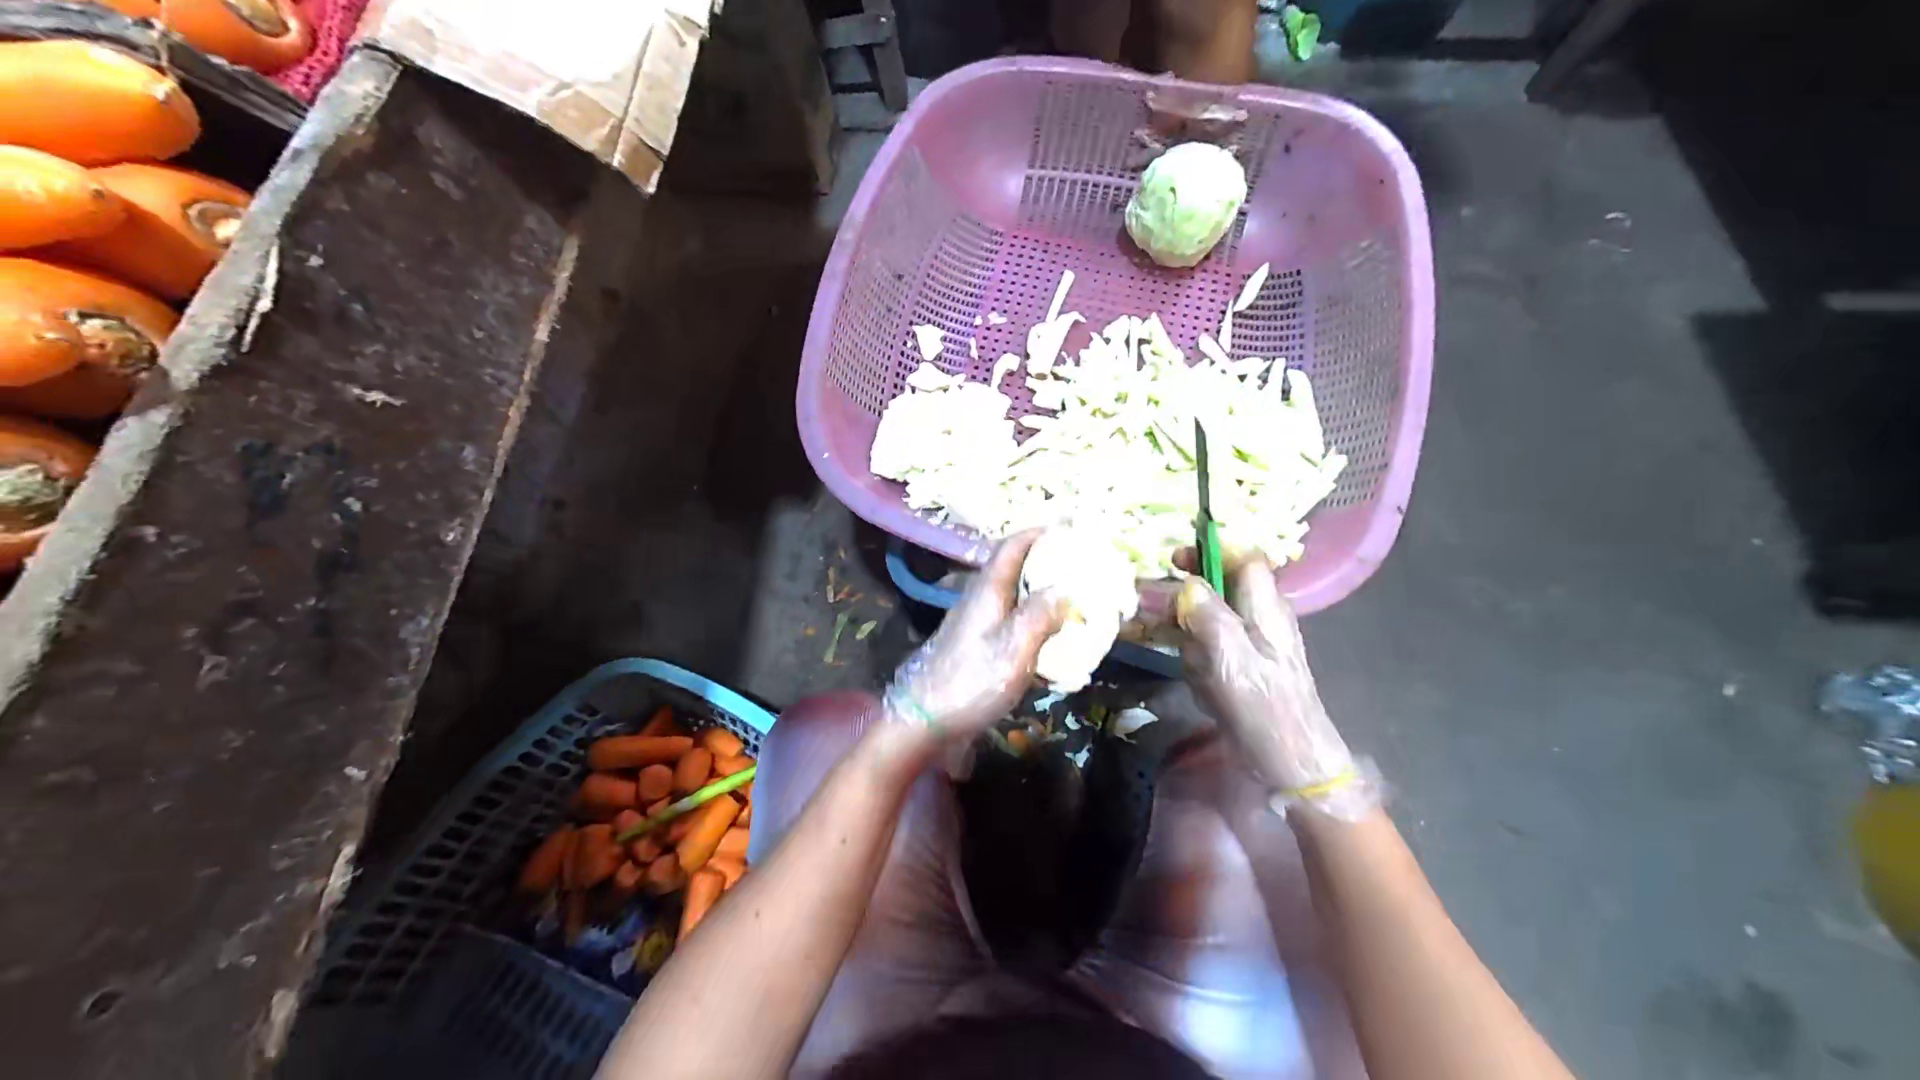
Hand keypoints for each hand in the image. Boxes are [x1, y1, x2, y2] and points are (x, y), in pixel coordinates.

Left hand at [885, 530, 1066, 743]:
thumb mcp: (1012, 649)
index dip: (1038, 533)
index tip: (1068, 528)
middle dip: (1046, 565)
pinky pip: (1011, 628)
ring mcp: (976, 626)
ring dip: (1042, 599)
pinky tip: (1052, 651)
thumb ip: (1040, 616)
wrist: (925, 723)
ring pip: (1014, 601)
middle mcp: (980, 602)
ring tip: (1074, 607)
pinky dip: (1034, 630)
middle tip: (1080, 570)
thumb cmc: (970, 682)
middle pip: (1014, 571)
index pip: (1012, 547)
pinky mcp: (976, 650)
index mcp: (987, 592)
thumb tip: (1063, 588)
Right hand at [1176, 554, 1362, 804]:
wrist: (1290, 764)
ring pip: (1211, 619)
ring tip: (1177, 652)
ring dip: (1188, 631)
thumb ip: (1209, 616)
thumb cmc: (1264, 708)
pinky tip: (1196, 678)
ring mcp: (1254, 646)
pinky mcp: (1244, 670)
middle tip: (1157, 610)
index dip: (1211, 553)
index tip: (1174, 562)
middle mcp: (1263, 620)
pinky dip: (1196, 656)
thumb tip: (1187, 584)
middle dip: (1187, 597)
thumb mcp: (1231, 658)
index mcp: (1266, 609)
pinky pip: (1211, 649)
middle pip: (1221, 588)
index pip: (1244, 560)